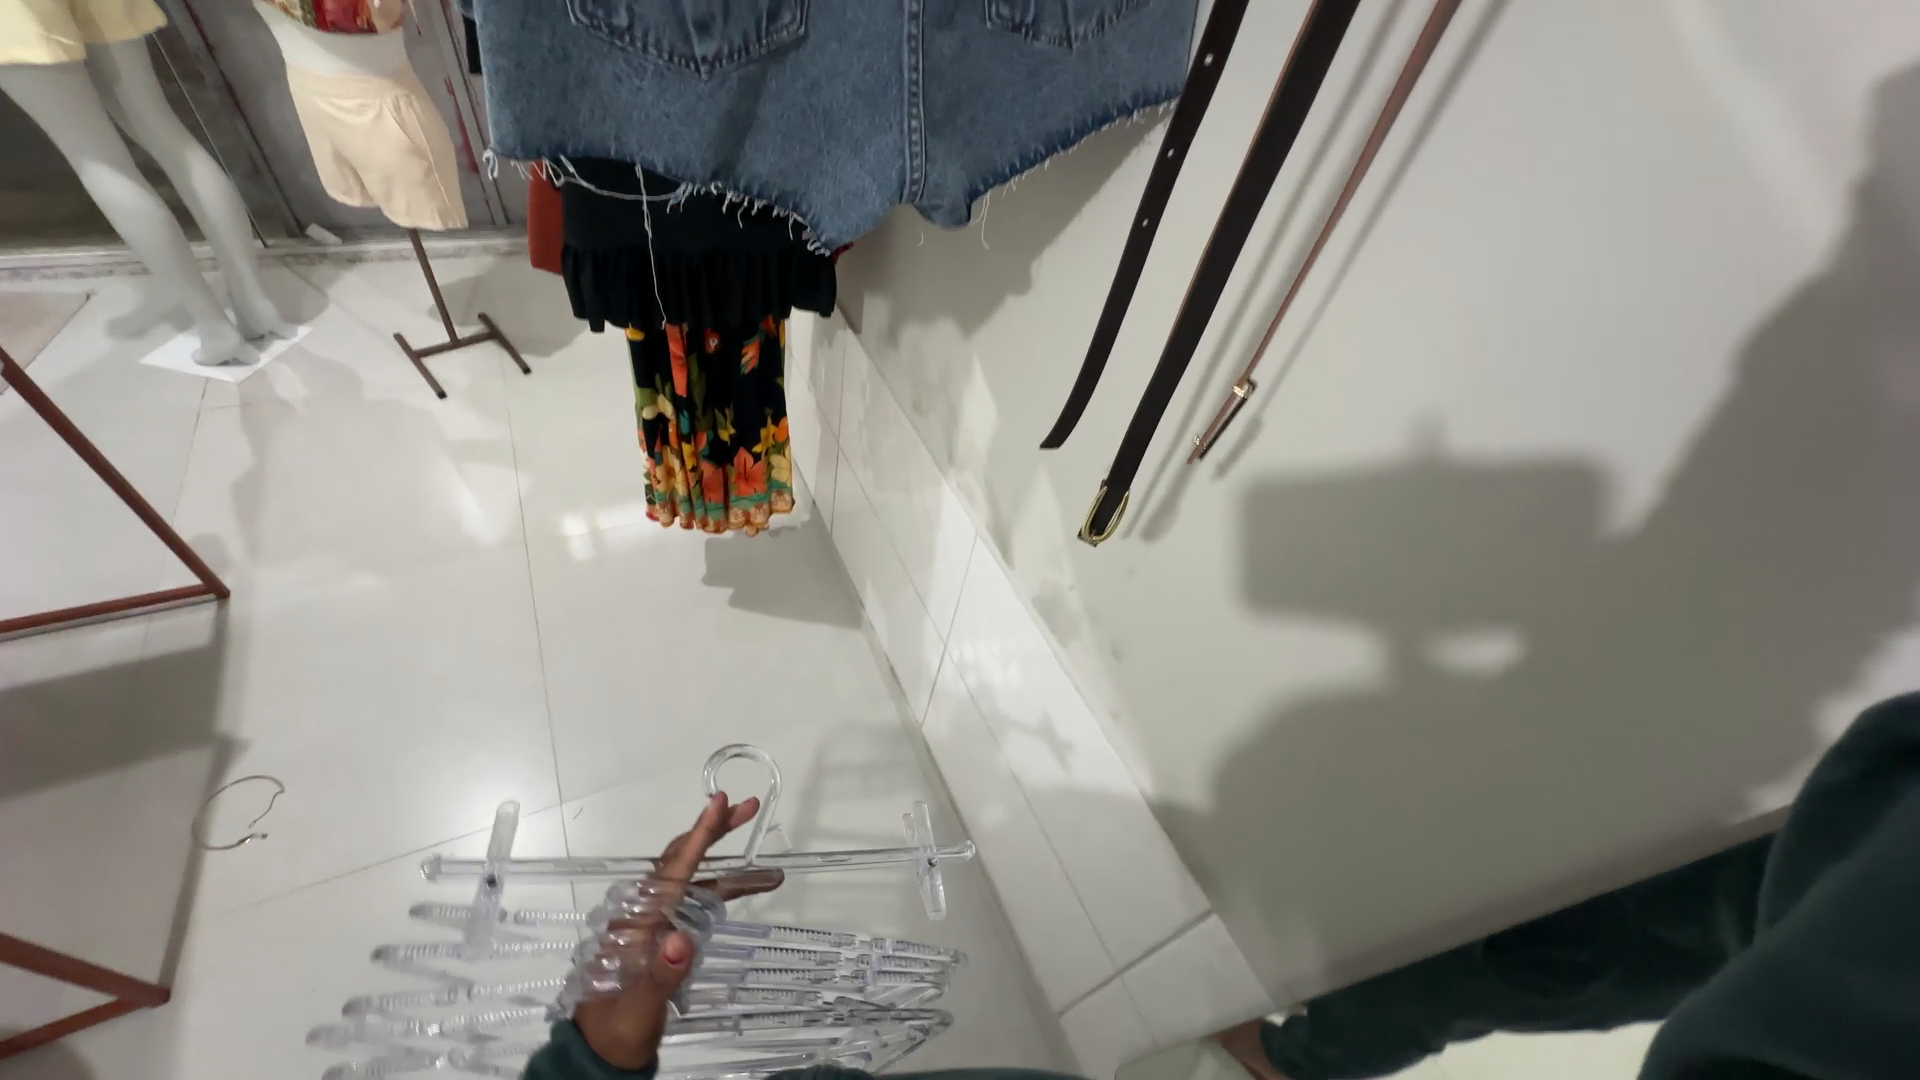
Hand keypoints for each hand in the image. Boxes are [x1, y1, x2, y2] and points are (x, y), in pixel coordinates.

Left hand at [572, 793, 784, 1069]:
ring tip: (760, 848)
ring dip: (725, 858)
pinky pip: (695, 899)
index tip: (719, 802)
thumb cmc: (616, 1033)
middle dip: (715, 831)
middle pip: (683, 859)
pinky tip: (746, 886)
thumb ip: (660, 976)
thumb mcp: (637, 1012)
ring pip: (693, 876)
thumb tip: (683, 939)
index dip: (699, 835)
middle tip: (748, 807)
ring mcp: (654, 922)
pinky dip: (722, 887)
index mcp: (637, 921)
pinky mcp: (663, 934)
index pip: (673, 869)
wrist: (600, 1060)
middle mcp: (645, 912)